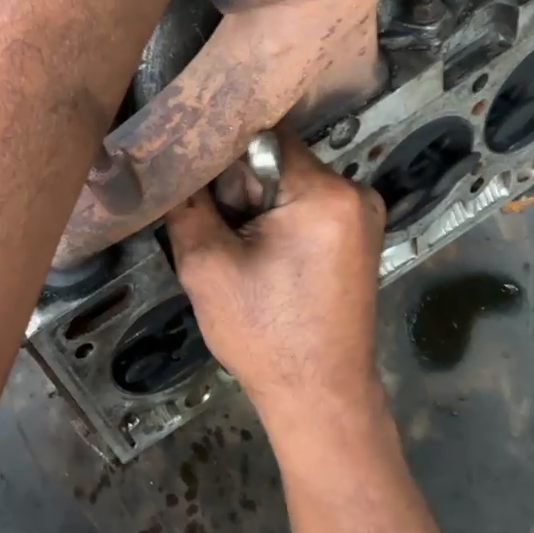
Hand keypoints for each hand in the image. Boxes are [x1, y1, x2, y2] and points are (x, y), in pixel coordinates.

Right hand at [167, 138, 385, 402]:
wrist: (319, 396)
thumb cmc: (263, 333)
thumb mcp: (205, 266)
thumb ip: (186, 205)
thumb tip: (170, 165)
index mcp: (324, 192)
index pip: (261, 136)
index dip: (220, 155)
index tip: (192, 179)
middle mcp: (354, 192)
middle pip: (275, 161)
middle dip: (237, 188)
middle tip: (214, 231)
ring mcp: (362, 217)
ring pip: (287, 186)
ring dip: (254, 208)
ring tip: (235, 252)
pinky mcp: (358, 240)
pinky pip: (304, 210)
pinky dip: (276, 224)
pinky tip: (260, 261)